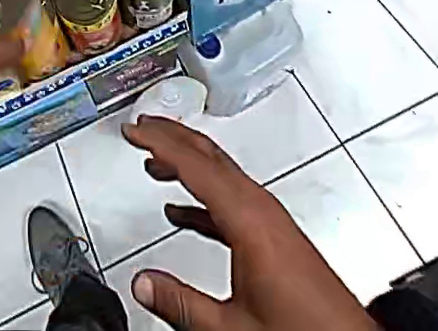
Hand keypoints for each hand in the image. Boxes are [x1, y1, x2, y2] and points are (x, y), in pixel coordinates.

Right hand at [122, 117, 377, 330]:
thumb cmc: (303, 330)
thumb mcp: (231, 327)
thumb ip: (182, 303)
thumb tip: (143, 282)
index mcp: (247, 216)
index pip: (194, 164)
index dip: (160, 142)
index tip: (134, 131)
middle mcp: (258, 205)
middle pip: (208, 155)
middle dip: (172, 137)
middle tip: (141, 127)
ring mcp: (266, 215)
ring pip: (219, 173)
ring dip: (185, 161)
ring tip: (154, 157)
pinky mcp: (270, 230)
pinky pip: (228, 199)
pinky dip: (199, 197)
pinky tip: (179, 210)